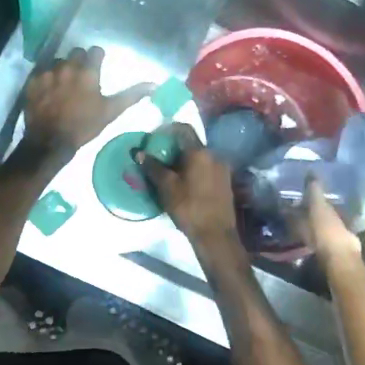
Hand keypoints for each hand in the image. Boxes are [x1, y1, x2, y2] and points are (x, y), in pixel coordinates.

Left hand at [21, 47, 153, 158]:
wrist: (50, 141)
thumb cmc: (84, 126)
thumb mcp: (111, 111)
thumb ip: (131, 95)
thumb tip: (154, 84)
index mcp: (88, 72)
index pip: (95, 50)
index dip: (97, 57)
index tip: (97, 67)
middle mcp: (67, 66)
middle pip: (75, 52)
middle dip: (79, 61)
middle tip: (81, 77)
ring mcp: (47, 73)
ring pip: (57, 61)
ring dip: (62, 69)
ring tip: (63, 85)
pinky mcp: (32, 81)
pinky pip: (41, 72)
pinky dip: (46, 79)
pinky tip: (49, 92)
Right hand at [138, 125, 238, 243]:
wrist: (216, 235)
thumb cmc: (189, 207)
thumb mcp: (166, 187)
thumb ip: (153, 167)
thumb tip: (139, 153)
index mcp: (201, 152)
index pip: (184, 129)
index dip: (168, 129)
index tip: (154, 138)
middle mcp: (215, 155)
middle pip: (192, 144)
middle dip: (175, 148)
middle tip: (159, 158)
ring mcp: (223, 169)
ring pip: (200, 157)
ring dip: (185, 160)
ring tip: (170, 173)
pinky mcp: (225, 182)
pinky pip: (207, 169)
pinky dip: (194, 170)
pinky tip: (184, 184)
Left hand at [296, 177, 361, 260]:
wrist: (341, 249)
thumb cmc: (324, 226)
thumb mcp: (317, 203)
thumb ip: (313, 188)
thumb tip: (309, 171)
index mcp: (295, 221)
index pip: (287, 207)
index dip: (290, 197)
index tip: (295, 185)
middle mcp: (302, 228)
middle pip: (301, 212)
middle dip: (306, 202)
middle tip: (312, 187)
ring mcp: (317, 233)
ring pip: (316, 217)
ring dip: (320, 208)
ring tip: (326, 194)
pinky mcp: (331, 236)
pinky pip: (330, 221)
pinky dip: (333, 214)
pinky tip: (339, 205)